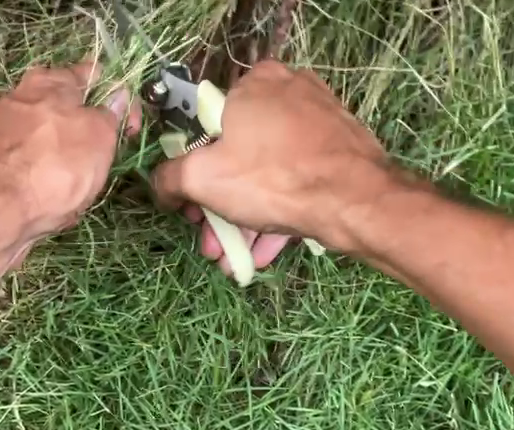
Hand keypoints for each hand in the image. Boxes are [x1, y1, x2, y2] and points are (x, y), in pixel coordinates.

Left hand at [0, 62, 135, 258]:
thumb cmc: (54, 170)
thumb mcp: (98, 136)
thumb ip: (110, 114)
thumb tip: (116, 97)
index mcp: (49, 80)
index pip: (94, 75)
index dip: (118, 99)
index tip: (129, 130)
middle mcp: (22, 99)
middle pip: (69, 112)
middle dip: (90, 136)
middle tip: (102, 165)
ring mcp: (6, 134)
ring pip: (51, 145)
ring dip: (68, 165)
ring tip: (76, 191)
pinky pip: (33, 171)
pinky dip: (46, 184)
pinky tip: (52, 204)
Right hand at [151, 61, 403, 258]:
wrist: (352, 199)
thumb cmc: (272, 178)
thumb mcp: (202, 178)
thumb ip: (170, 179)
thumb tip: (161, 186)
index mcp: (252, 85)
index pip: (207, 129)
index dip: (193, 174)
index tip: (192, 210)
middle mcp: (286, 94)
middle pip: (237, 160)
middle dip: (220, 212)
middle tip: (212, 245)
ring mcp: (316, 122)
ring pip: (266, 179)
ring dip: (244, 225)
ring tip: (234, 260)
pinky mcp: (336, 152)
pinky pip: (293, 186)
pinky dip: (275, 219)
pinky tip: (263, 254)